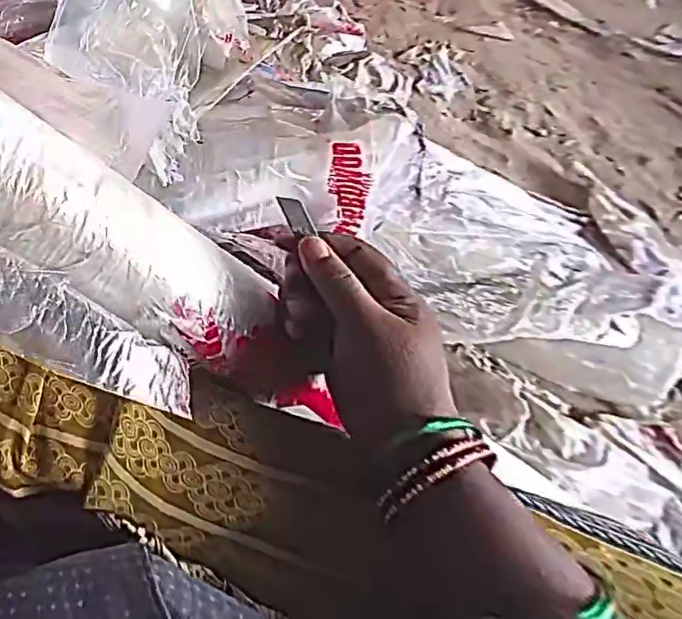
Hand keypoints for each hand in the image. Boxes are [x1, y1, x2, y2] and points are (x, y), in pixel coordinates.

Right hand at [279, 233, 454, 458]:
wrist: (398, 440)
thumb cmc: (392, 378)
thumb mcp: (364, 323)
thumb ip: (336, 281)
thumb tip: (310, 242)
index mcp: (395, 297)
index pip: (355, 253)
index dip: (321, 243)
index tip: (283, 241)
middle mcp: (374, 307)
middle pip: (327, 273)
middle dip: (306, 281)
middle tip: (299, 298)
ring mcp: (354, 328)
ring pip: (313, 297)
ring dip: (300, 305)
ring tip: (303, 326)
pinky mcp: (336, 346)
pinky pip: (309, 321)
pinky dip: (300, 325)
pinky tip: (301, 337)